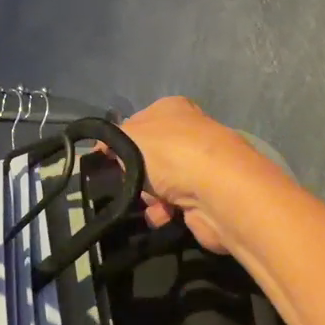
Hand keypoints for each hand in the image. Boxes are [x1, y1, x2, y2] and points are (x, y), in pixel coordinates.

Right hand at [118, 96, 279, 255]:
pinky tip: (164, 216)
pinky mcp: (208, 196)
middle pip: (150, 155)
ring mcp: (202, 165)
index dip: (122, 140)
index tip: (107, 158)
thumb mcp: (130, 136)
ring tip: (149, 203)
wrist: (219, 191)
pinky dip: (166, 213)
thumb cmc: (171, 153)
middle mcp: (190, 133)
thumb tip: (105, 145)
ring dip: (149, 197)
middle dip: (136, 173)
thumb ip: (113, 139)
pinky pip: (176, 205)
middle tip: (126, 182)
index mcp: (172, 109)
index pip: (139, 121)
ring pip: (161, 183)